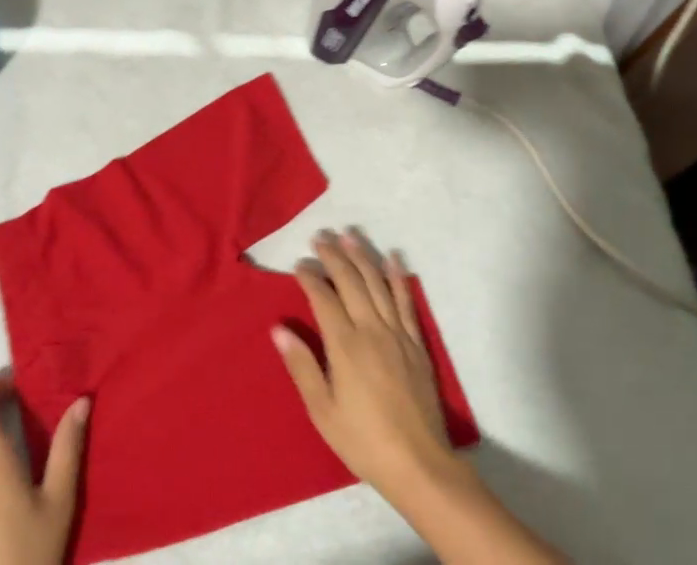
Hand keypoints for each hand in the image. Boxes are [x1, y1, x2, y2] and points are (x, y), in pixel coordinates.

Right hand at [273, 228, 458, 493]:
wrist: (417, 460)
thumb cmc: (362, 439)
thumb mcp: (322, 410)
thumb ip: (302, 366)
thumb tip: (279, 329)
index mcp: (345, 346)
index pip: (325, 299)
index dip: (311, 278)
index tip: (299, 264)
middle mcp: (372, 331)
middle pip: (352, 283)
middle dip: (334, 257)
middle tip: (321, 237)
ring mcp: (398, 334)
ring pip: (379, 284)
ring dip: (363, 258)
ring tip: (350, 236)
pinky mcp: (417, 343)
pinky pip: (406, 301)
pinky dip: (398, 277)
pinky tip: (393, 259)